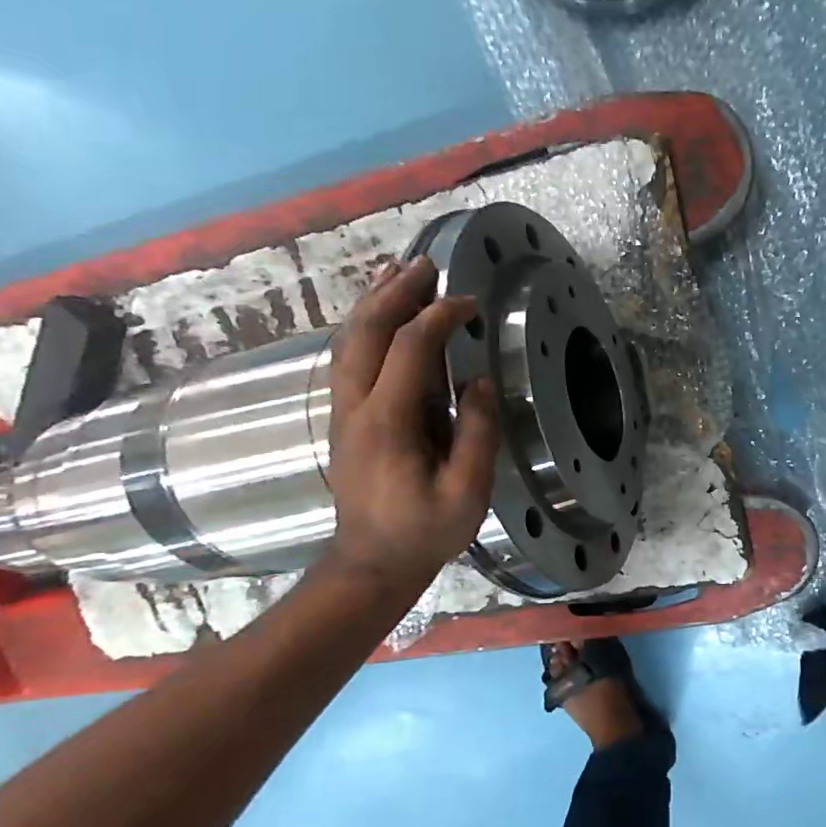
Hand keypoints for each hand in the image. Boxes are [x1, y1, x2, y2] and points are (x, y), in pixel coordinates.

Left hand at [321, 257, 499, 589]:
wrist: (370, 563)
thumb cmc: (423, 532)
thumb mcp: (466, 493)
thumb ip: (477, 435)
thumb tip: (479, 383)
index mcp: (387, 422)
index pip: (409, 348)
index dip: (439, 317)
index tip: (470, 303)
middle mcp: (357, 406)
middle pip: (367, 332)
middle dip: (396, 292)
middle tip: (426, 263)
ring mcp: (345, 410)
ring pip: (350, 341)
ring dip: (373, 302)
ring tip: (396, 270)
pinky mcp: (347, 418)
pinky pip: (351, 358)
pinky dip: (365, 326)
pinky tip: (380, 314)